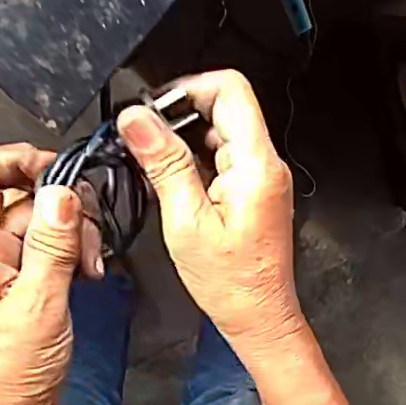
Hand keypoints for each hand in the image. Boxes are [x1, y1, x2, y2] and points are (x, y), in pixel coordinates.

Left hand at [0, 144, 103, 404]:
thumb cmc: (4, 376)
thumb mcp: (37, 306)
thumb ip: (51, 246)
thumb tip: (62, 195)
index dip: (18, 160)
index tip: (61, 174)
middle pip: (19, 192)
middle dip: (63, 205)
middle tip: (88, 232)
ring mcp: (2, 264)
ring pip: (42, 219)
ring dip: (75, 234)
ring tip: (89, 266)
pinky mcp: (23, 280)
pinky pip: (50, 247)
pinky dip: (75, 253)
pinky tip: (86, 272)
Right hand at [117, 70, 304, 351]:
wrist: (259, 316)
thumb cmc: (233, 284)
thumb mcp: (186, 222)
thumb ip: (164, 164)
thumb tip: (138, 119)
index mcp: (256, 167)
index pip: (231, 89)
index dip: (188, 88)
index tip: (155, 111)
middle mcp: (267, 168)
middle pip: (225, 108)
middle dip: (181, 118)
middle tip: (147, 147)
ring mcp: (263, 180)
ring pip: (221, 133)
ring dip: (185, 143)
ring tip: (161, 175)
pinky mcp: (255, 193)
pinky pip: (224, 160)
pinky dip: (197, 164)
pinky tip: (178, 189)